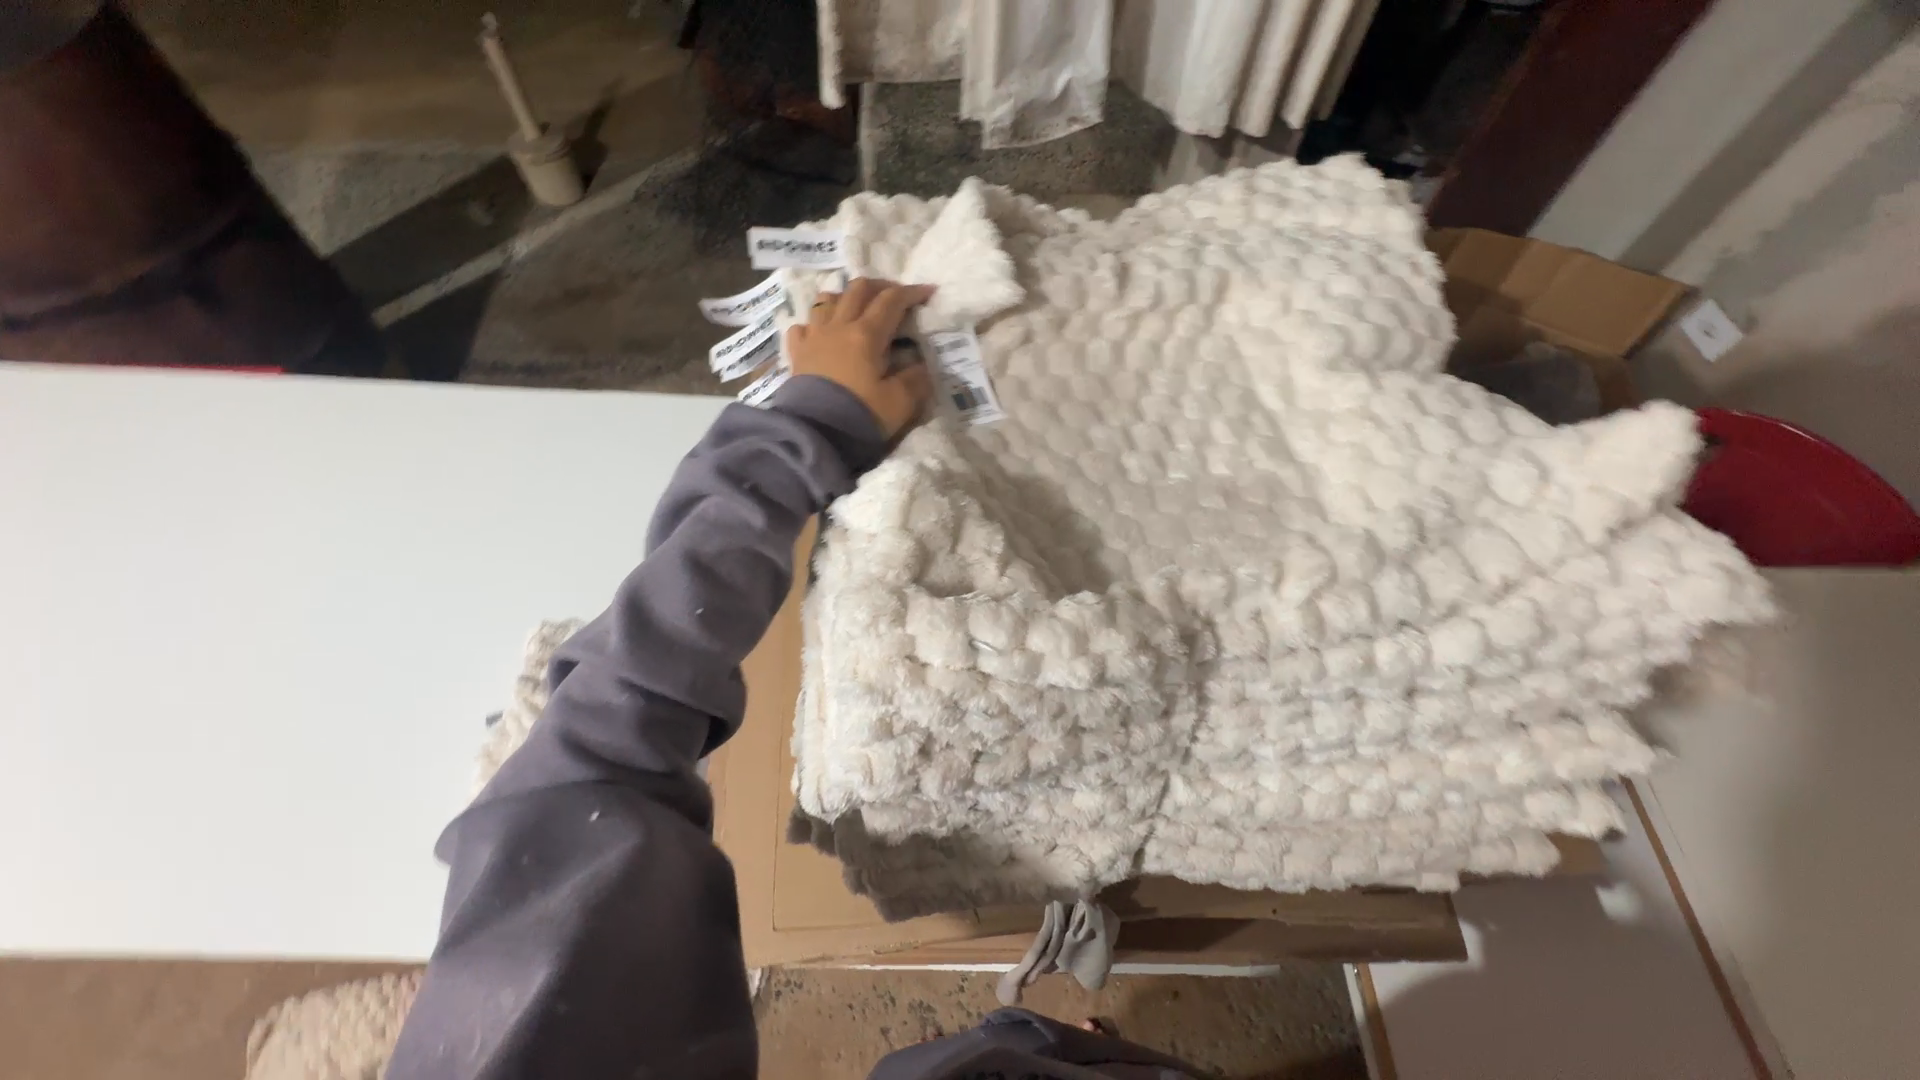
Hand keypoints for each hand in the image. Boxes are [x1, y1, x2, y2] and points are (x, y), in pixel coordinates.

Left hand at [785, 278, 935, 438]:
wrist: (813, 434)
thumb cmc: (860, 416)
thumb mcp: (900, 402)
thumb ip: (915, 379)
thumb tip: (920, 366)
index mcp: (866, 335)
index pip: (891, 301)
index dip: (912, 293)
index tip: (928, 292)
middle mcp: (838, 327)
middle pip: (858, 289)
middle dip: (880, 287)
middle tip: (894, 297)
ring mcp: (813, 337)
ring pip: (826, 300)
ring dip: (845, 297)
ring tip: (856, 309)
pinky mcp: (796, 354)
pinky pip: (802, 326)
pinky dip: (814, 323)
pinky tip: (821, 333)